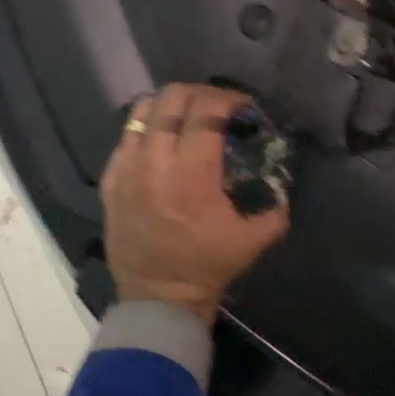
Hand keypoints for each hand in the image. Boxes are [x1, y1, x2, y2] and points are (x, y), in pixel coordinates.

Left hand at [100, 83, 289, 325]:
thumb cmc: (206, 267)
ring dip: (170, 105)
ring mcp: (128, 167)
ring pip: (144, 109)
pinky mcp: (110, 180)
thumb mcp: (252, 239)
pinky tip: (160, 141)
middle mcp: (156, 159)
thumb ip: (275, 208)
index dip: (229, 98)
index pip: (209, 110)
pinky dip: (145, 129)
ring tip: (186, 116)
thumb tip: (283, 185)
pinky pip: (125, 136)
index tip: (243, 105)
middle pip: (174, 97)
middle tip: (217, 107)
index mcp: (193, 170)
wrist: (157, 301)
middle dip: (201, 93)